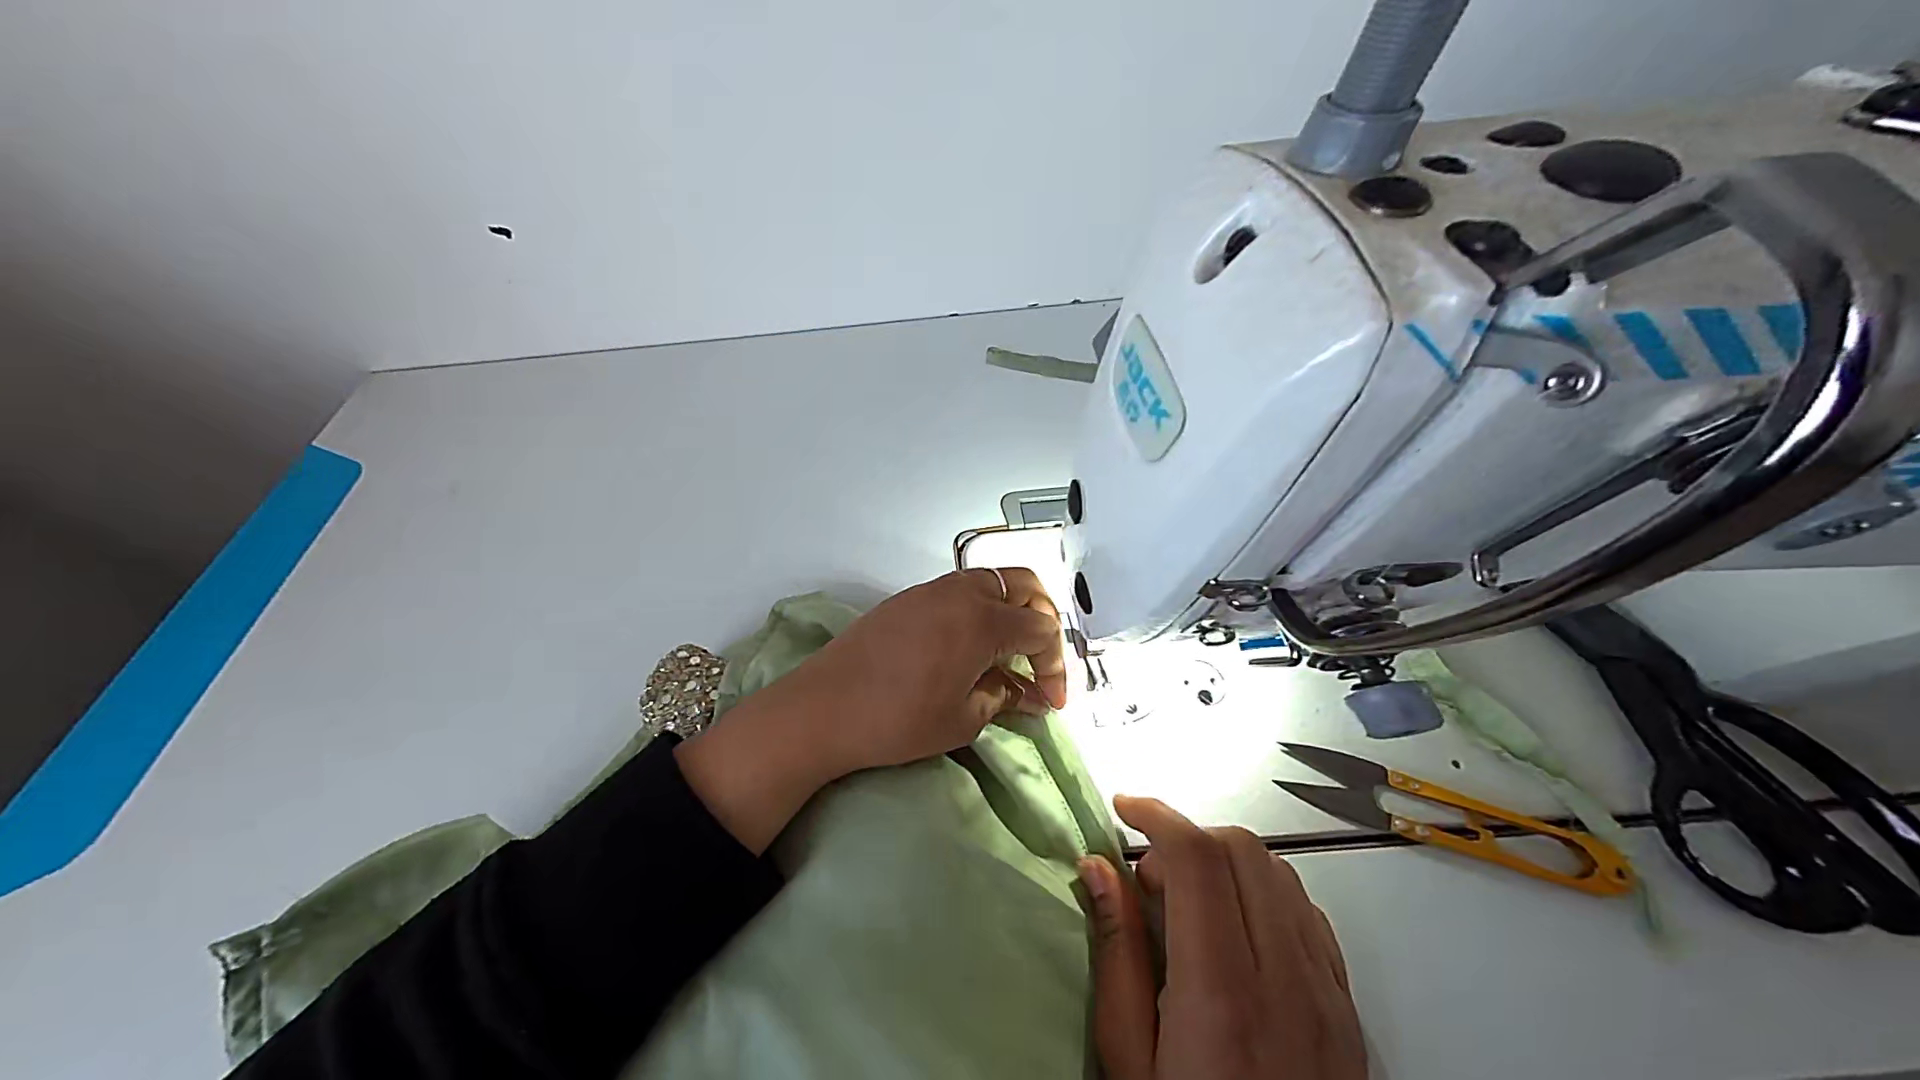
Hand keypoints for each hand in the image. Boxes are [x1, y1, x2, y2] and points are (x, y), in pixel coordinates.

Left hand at [676, 569, 1067, 853]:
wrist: (823, 708)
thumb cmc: (897, 720)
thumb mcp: (962, 719)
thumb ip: (1004, 697)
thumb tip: (1030, 694)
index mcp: (982, 621)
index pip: (1042, 629)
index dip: (1055, 667)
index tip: (1049, 700)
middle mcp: (961, 593)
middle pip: (1025, 587)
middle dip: (1043, 620)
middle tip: (1039, 660)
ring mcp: (931, 590)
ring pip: (991, 582)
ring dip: (1011, 610)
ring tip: (1006, 653)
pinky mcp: (908, 598)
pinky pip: (960, 590)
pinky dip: (980, 609)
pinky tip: (969, 647)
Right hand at [1079, 796, 1364, 1079]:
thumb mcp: (1129, 1057)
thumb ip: (1117, 951)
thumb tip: (1097, 869)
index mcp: (1221, 991)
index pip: (1197, 858)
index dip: (1157, 815)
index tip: (1125, 809)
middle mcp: (1285, 981)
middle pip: (1242, 850)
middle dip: (1186, 837)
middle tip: (1149, 876)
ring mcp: (1327, 995)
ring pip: (1279, 873)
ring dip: (1225, 863)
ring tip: (1189, 902)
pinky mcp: (1348, 1010)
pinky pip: (1308, 916)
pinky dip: (1264, 894)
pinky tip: (1236, 927)